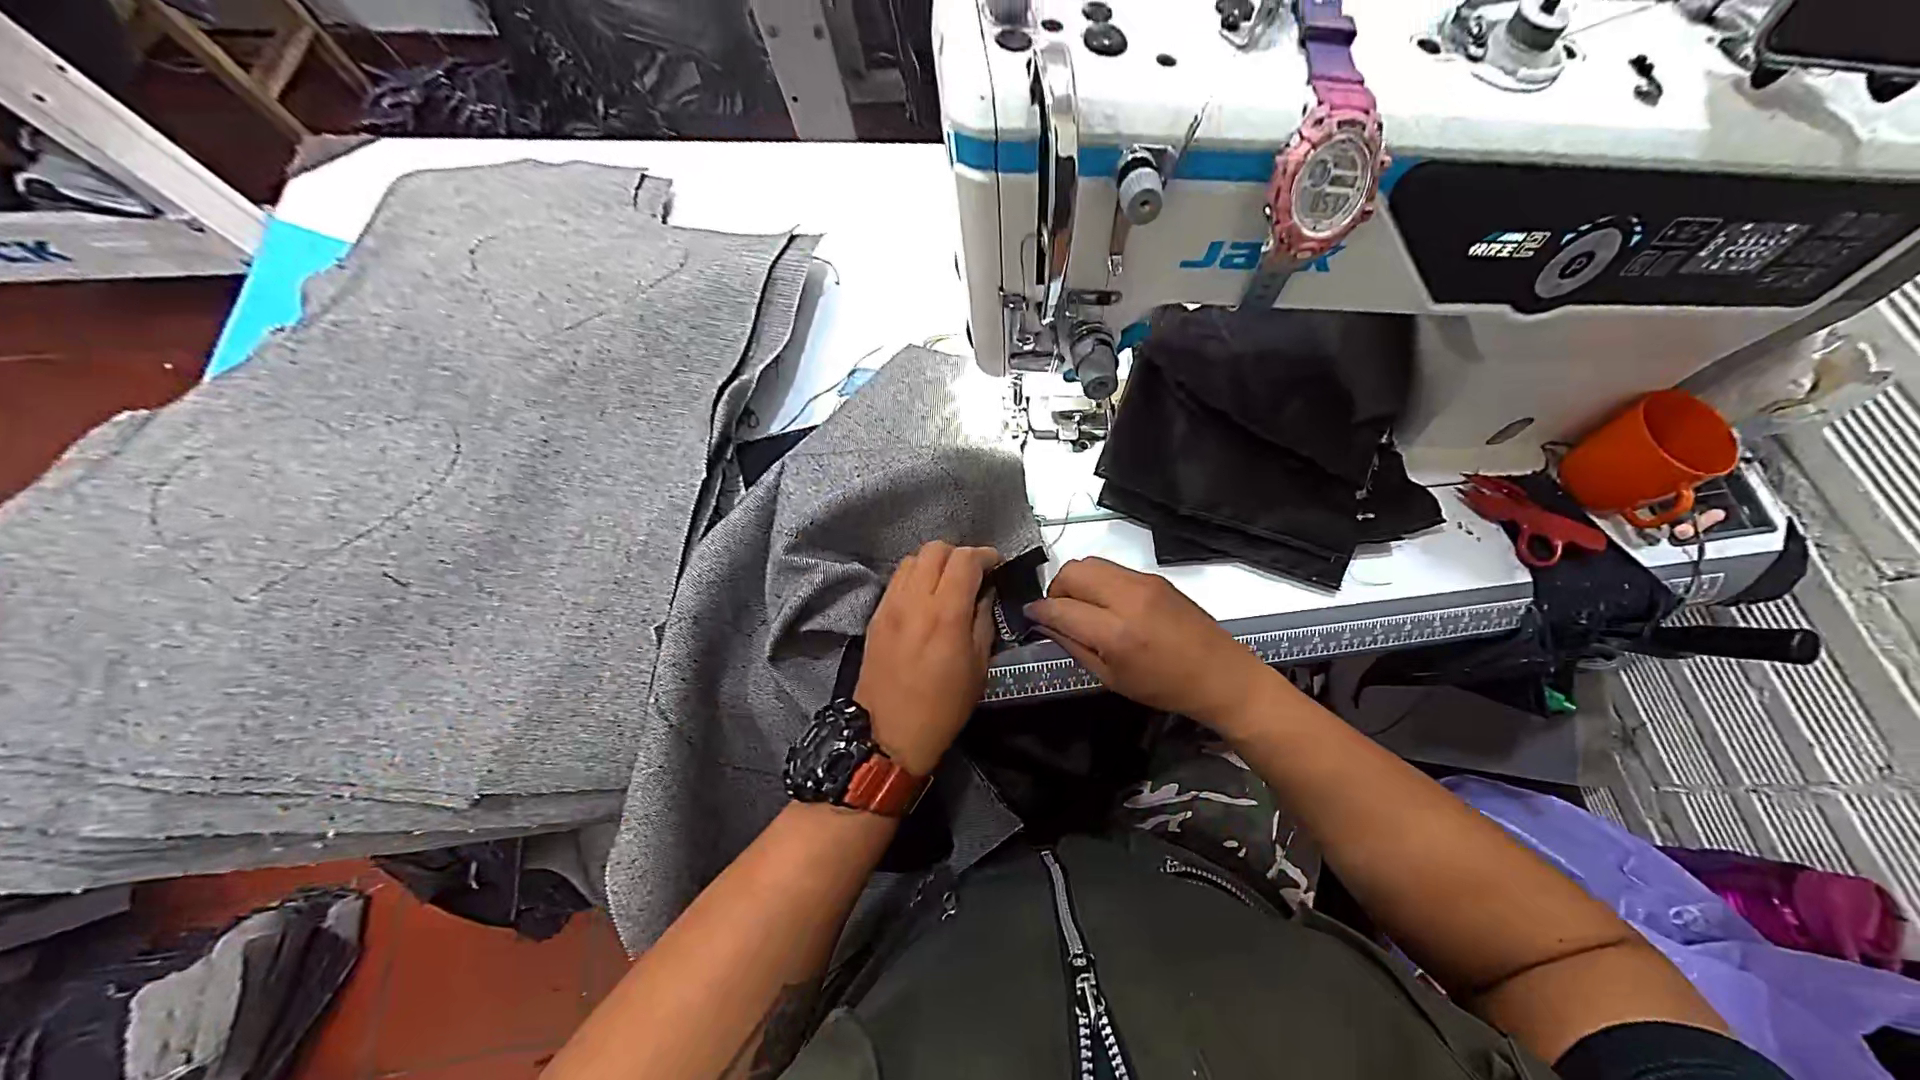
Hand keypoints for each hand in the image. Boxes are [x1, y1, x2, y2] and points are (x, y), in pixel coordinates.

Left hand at [854, 541, 999, 775]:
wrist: (889, 732)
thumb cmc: (943, 707)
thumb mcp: (979, 666)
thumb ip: (982, 620)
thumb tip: (984, 592)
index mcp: (944, 614)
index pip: (964, 560)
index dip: (984, 555)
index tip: (995, 564)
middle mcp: (914, 601)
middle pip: (935, 549)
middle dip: (959, 554)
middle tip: (973, 573)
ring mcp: (890, 606)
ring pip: (912, 559)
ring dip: (934, 562)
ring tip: (947, 582)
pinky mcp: (875, 616)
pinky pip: (896, 580)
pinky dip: (915, 577)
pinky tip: (925, 597)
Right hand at [1024, 557, 1278, 730]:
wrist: (1220, 675)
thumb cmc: (1164, 687)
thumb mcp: (1110, 678)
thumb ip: (1072, 646)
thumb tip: (1044, 623)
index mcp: (1116, 633)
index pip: (1060, 607)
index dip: (1038, 611)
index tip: (1030, 616)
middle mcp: (1128, 598)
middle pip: (1072, 572)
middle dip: (1056, 590)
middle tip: (1058, 611)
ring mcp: (1144, 582)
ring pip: (1090, 563)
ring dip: (1075, 582)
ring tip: (1080, 607)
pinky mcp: (1154, 577)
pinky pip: (1112, 568)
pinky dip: (1098, 581)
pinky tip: (1104, 604)